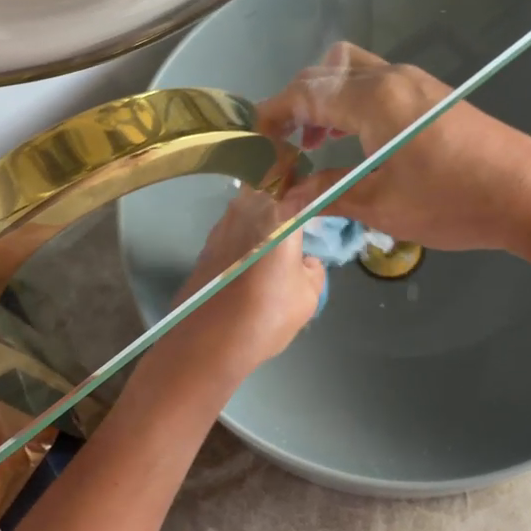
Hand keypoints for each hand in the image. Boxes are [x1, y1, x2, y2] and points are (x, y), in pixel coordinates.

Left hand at [142, 189, 325, 390]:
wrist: (207, 343)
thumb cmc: (267, 313)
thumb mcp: (309, 294)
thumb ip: (313, 268)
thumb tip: (305, 261)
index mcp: (278, 211)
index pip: (302, 186)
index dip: (313, 191)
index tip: (323, 202)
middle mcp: (247, 207)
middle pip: (272, 188)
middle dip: (286, 199)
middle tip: (301, 221)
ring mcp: (223, 224)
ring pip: (251, 208)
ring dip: (265, 219)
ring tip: (278, 244)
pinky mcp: (207, 244)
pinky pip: (235, 229)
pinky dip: (247, 237)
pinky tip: (254, 262)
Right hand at [256, 42, 530, 256]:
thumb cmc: (453, 202)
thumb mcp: (382, 204)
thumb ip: (327, 193)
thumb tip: (283, 199)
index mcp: (373, 97)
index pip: (304, 92)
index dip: (272, 116)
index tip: (255, 146)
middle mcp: (391, 77)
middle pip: (324, 71)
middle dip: (295, 103)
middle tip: (284, 146)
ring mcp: (416, 82)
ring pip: (352, 71)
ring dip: (325, 98)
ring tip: (313, 142)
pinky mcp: (433, 95)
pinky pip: (377, 83)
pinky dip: (352, 101)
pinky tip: (354, 140)